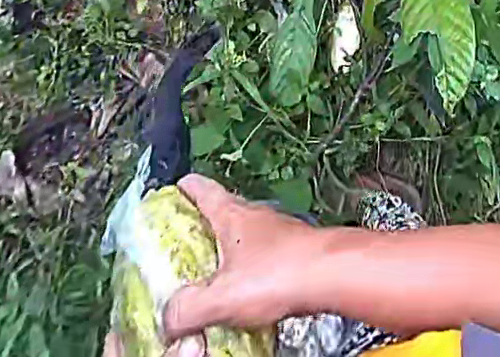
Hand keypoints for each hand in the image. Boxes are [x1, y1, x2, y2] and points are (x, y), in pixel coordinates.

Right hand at [161, 173, 330, 339]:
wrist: (331, 272)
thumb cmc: (282, 272)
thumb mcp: (223, 296)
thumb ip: (189, 308)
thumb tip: (168, 317)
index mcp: (235, 218)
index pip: (207, 193)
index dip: (190, 187)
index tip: (180, 182)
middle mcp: (256, 218)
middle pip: (226, 210)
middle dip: (205, 218)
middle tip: (186, 230)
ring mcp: (277, 231)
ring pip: (244, 231)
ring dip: (227, 243)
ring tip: (210, 264)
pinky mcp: (291, 249)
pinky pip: (261, 252)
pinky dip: (246, 262)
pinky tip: (243, 284)